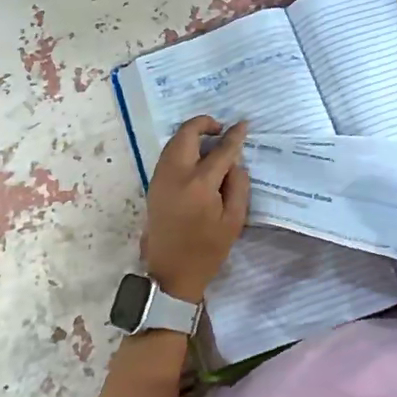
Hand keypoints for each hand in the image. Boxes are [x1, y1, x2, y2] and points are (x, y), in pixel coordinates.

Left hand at [144, 117, 249, 302]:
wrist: (171, 273)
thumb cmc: (207, 250)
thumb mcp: (234, 220)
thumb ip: (238, 186)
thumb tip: (234, 162)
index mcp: (200, 184)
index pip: (221, 150)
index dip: (234, 135)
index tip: (244, 125)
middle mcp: (176, 174)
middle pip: (186, 134)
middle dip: (204, 124)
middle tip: (221, 129)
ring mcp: (160, 178)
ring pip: (173, 142)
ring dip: (191, 135)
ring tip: (210, 141)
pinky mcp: (153, 185)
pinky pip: (167, 155)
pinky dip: (182, 147)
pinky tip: (196, 157)